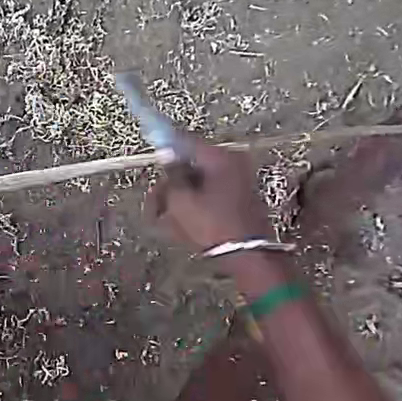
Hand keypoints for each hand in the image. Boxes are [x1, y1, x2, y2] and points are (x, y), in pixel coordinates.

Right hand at [149, 142, 276, 253]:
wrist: (249, 257)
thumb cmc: (213, 226)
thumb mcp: (181, 201)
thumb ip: (172, 176)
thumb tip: (167, 157)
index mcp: (219, 158)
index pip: (185, 142)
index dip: (164, 149)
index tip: (152, 155)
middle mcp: (233, 164)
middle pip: (191, 165)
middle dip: (169, 184)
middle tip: (153, 204)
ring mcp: (240, 182)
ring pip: (199, 183)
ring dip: (179, 198)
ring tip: (164, 220)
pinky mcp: (241, 200)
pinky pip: (211, 195)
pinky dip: (195, 205)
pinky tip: (182, 224)